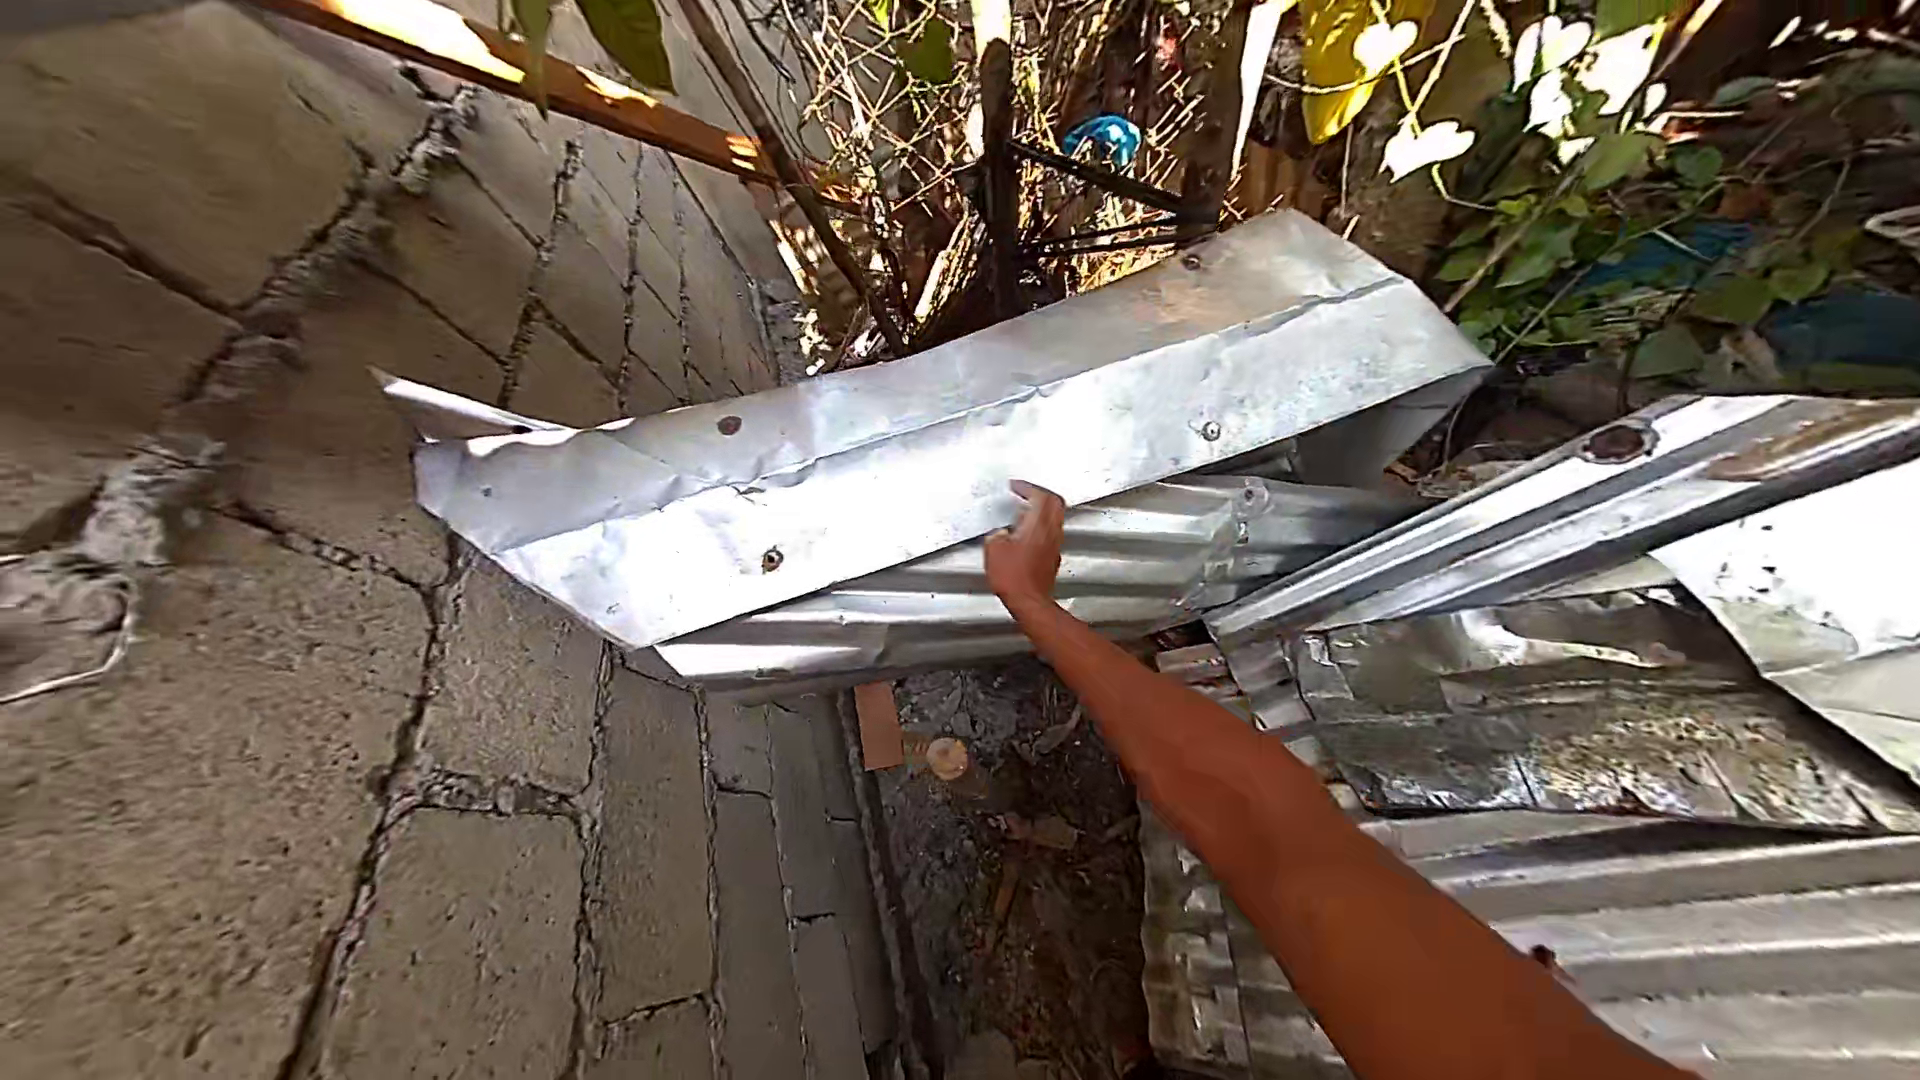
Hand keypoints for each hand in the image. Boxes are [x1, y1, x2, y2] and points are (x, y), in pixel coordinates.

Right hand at [985, 480, 1064, 612]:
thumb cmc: (1014, 577)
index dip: (1028, 487)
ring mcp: (1055, 546)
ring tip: (1022, 514)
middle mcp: (1051, 532)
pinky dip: (1040, 528)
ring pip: (1054, 519)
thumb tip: (999, 534)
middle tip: (1025, 494)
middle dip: (1039, 495)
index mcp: (1037, 524)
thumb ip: (996, 535)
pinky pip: (1050, 534)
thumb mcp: (994, 550)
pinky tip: (1025, 536)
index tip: (1016, 486)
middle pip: (1055, 503)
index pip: (1040, 495)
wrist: (1029, 602)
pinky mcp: (1052, 558)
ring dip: (1040, 511)